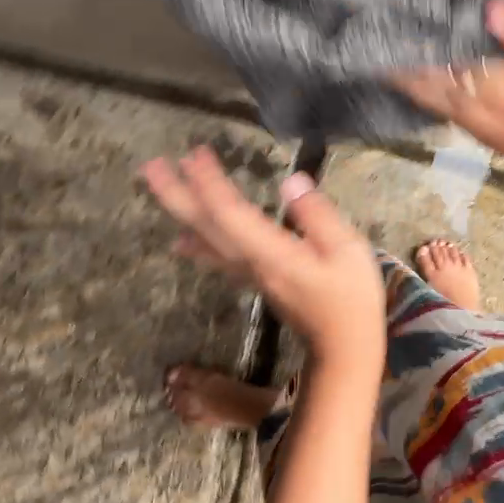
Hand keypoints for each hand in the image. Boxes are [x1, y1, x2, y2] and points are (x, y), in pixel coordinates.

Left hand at [141, 148, 384, 375]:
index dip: (210, 183)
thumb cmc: (352, 298)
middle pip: (207, 226)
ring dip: (182, 213)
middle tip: (152, 166)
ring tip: (159, 189)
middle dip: (179, 195)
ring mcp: (251, 274)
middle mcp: (251, 262)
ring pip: (207, 241)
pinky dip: (196, 245)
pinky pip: (217, 258)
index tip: (194, 154)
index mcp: (272, 252)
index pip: (231, 213)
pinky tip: (182, 241)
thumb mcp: (348, 250)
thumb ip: (317, 215)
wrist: (344, 348)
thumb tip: (291, 181)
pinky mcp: (257, 281)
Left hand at [396, 0, 503, 179]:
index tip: (389, 40)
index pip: (435, 72)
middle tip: (383, 51)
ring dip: (417, 87)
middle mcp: (473, 113)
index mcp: (485, 91)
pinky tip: (435, 88)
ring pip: (436, 105)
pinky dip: (435, 99)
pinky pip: (449, 114)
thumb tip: (491, 5)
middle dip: (404, 74)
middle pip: (427, 92)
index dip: (410, 58)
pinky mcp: (486, 137)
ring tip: (400, 65)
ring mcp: (478, 129)